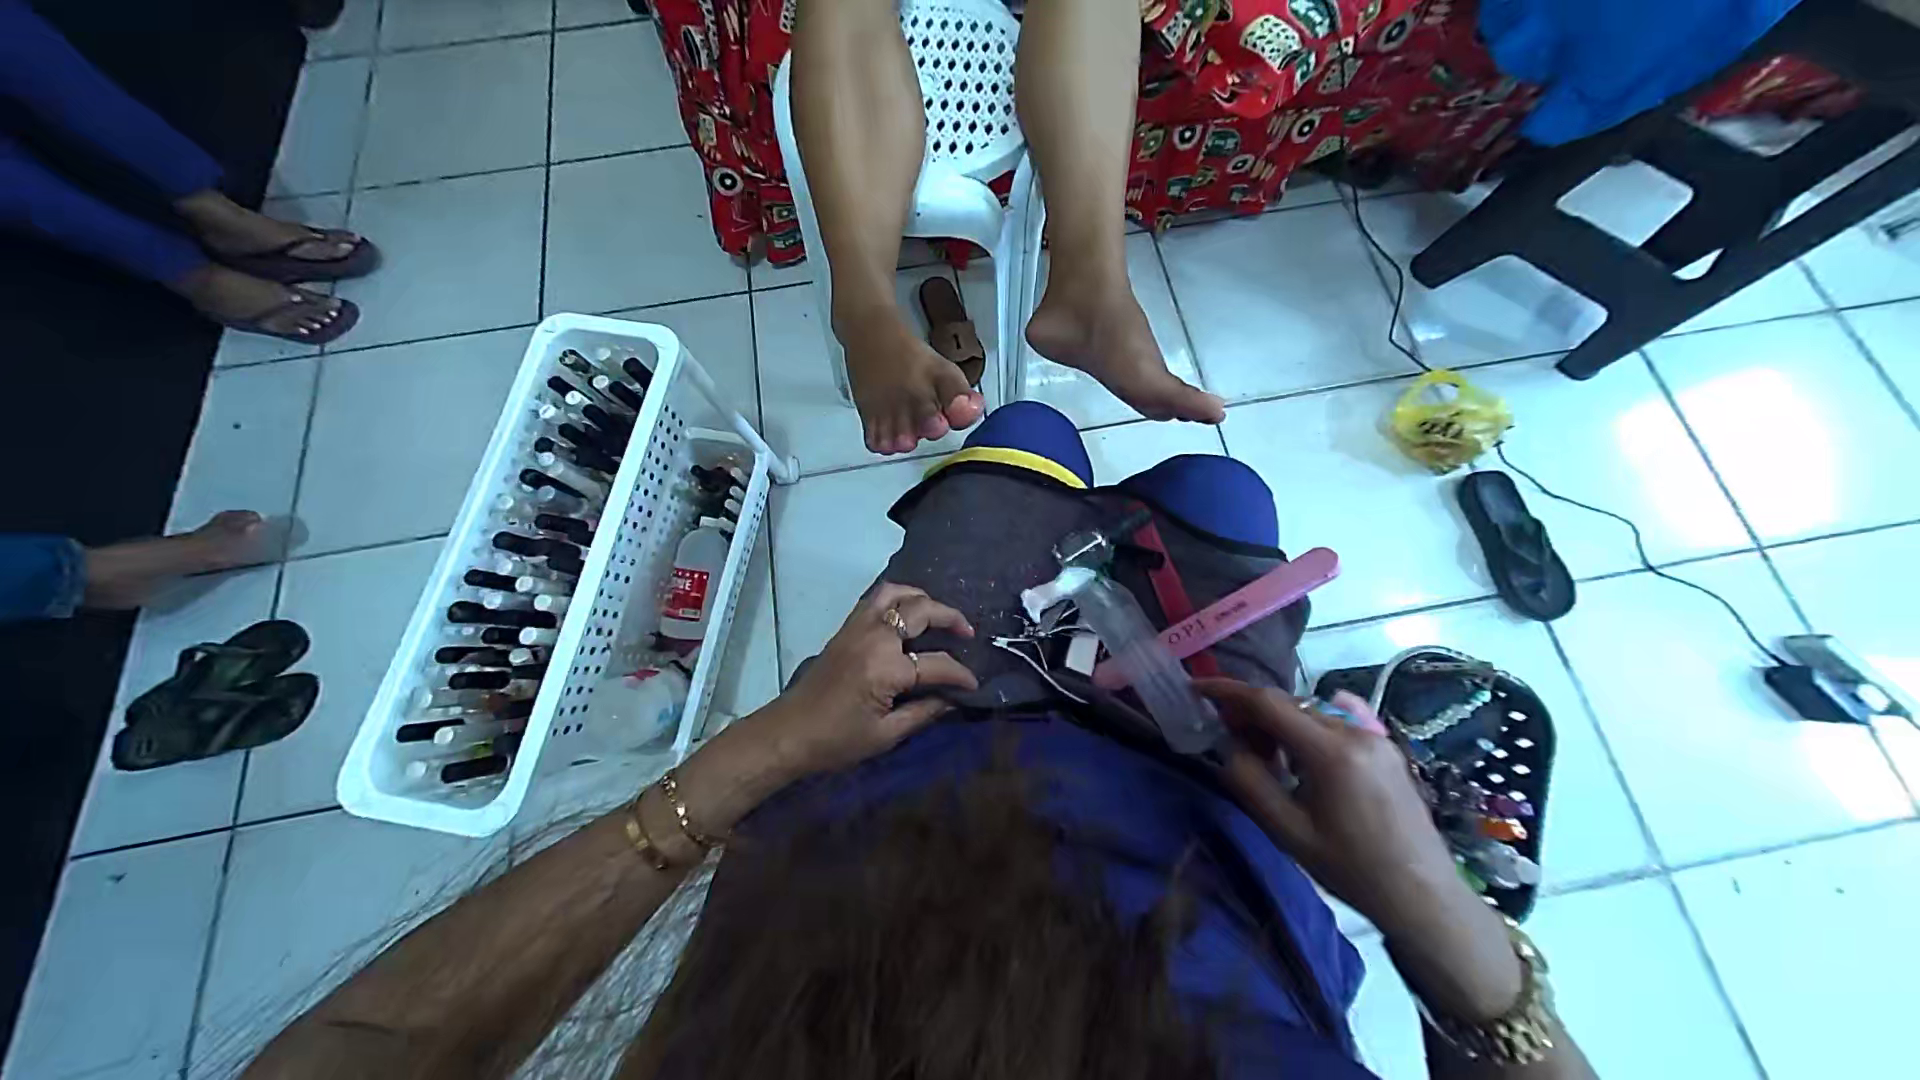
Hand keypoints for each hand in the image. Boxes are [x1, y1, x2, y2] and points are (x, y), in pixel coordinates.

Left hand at [768, 582, 979, 776]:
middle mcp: (874, 637)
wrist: (787, 733)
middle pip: (921, 611)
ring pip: (895, 592)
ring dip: (922, 598)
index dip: (961, 675)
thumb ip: (924, 712)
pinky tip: (908, 616)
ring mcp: (857, 627)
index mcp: (886, 668)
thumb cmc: (836, 741)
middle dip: (950, 618)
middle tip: (967, 633)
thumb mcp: (886, 735)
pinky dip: (898, 598)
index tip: (974, 685)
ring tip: (938, 615)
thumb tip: (953, 698)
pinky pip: (875, 599)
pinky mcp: (845, 628)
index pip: (938, 664)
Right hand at [1197, 680, 1471, 938]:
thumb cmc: (1352, 869)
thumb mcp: (1287, 831)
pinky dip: (1307, 723)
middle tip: (1228, 736)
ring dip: (1278, 721)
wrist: (1425, 897)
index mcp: (1331, 751)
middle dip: (1250, 712)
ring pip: (1308, 710)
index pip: (1268, 702)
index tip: (1197, 688)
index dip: (1227, 691)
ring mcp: (1375, 736)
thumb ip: (1249, 781)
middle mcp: (1355, 732)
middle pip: (1287, 703)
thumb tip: (1230, 746)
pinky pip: (1335, 719)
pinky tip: (1300, 745)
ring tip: (1264, 754)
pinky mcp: (1385, 746)